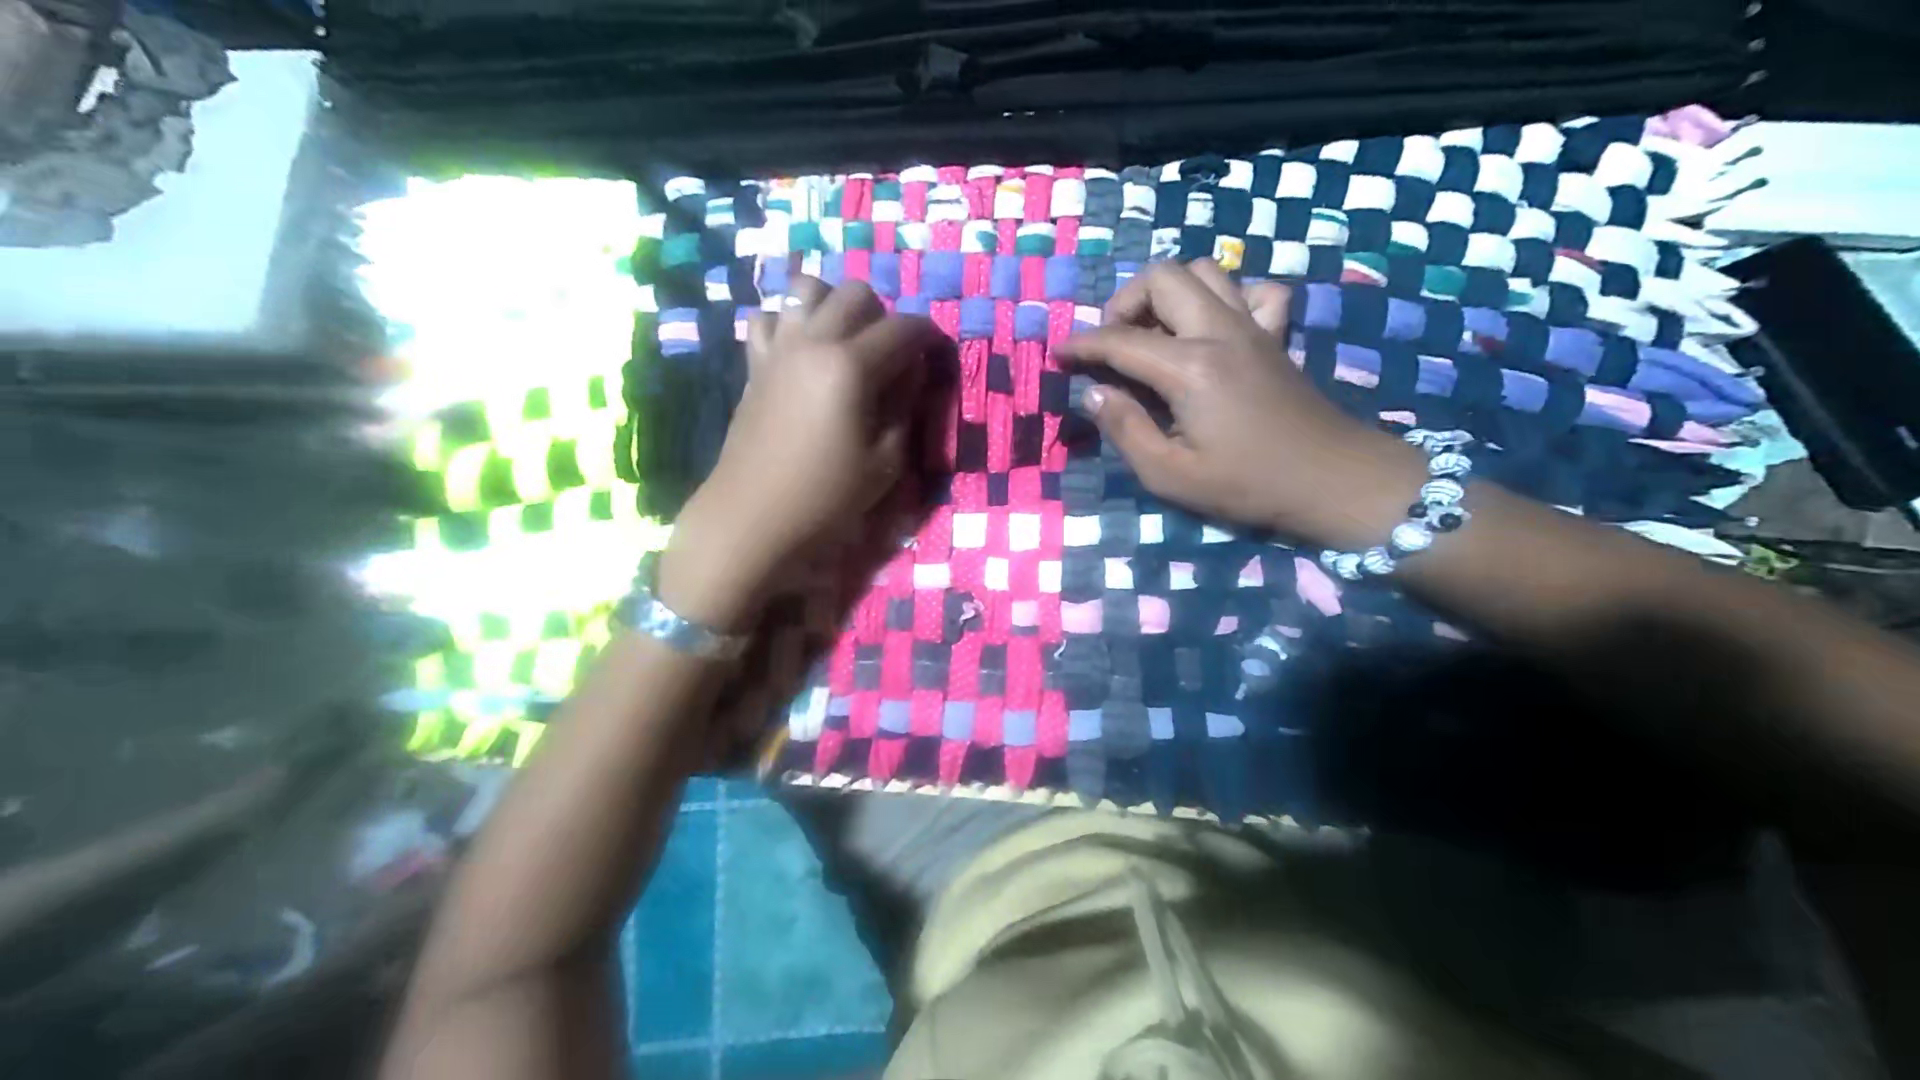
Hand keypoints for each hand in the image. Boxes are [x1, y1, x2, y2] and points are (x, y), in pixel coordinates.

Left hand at [659, 275, 943, 628]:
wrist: (752, 517)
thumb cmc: (825, 497)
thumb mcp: (884, 462)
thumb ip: (903, 407)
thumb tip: (911, 371)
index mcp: (850, 366)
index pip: (903, 329)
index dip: (927, 336)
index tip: (936, 353)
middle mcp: (812, 342)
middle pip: (855, 294)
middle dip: (883, 315)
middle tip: (889, 355)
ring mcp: (778, 348)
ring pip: (806, 288)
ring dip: (833, 305)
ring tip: (845, 342)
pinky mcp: (755, 364)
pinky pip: (769, 316)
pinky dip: (790, 321)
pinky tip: (802, 352)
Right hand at [1058, 259, 1423, 548]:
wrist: (1331, 480)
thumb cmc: (1247, 485)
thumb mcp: (1170, 475)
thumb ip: (1125, 429)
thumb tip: (1094, 393)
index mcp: (1190, 368)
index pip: (1120, 339)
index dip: (1082, 344)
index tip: (1060, 354)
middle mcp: (1220, 331)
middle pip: (1162, 277)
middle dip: (1125, 302)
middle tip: (1114, 344)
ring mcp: (1253, 326)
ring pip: (1205, 271)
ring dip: (1169, 293)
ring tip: (1154, 334)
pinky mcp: (1276, 335)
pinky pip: (1253, 291)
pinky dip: (1226, 298)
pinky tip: (1213, 330)